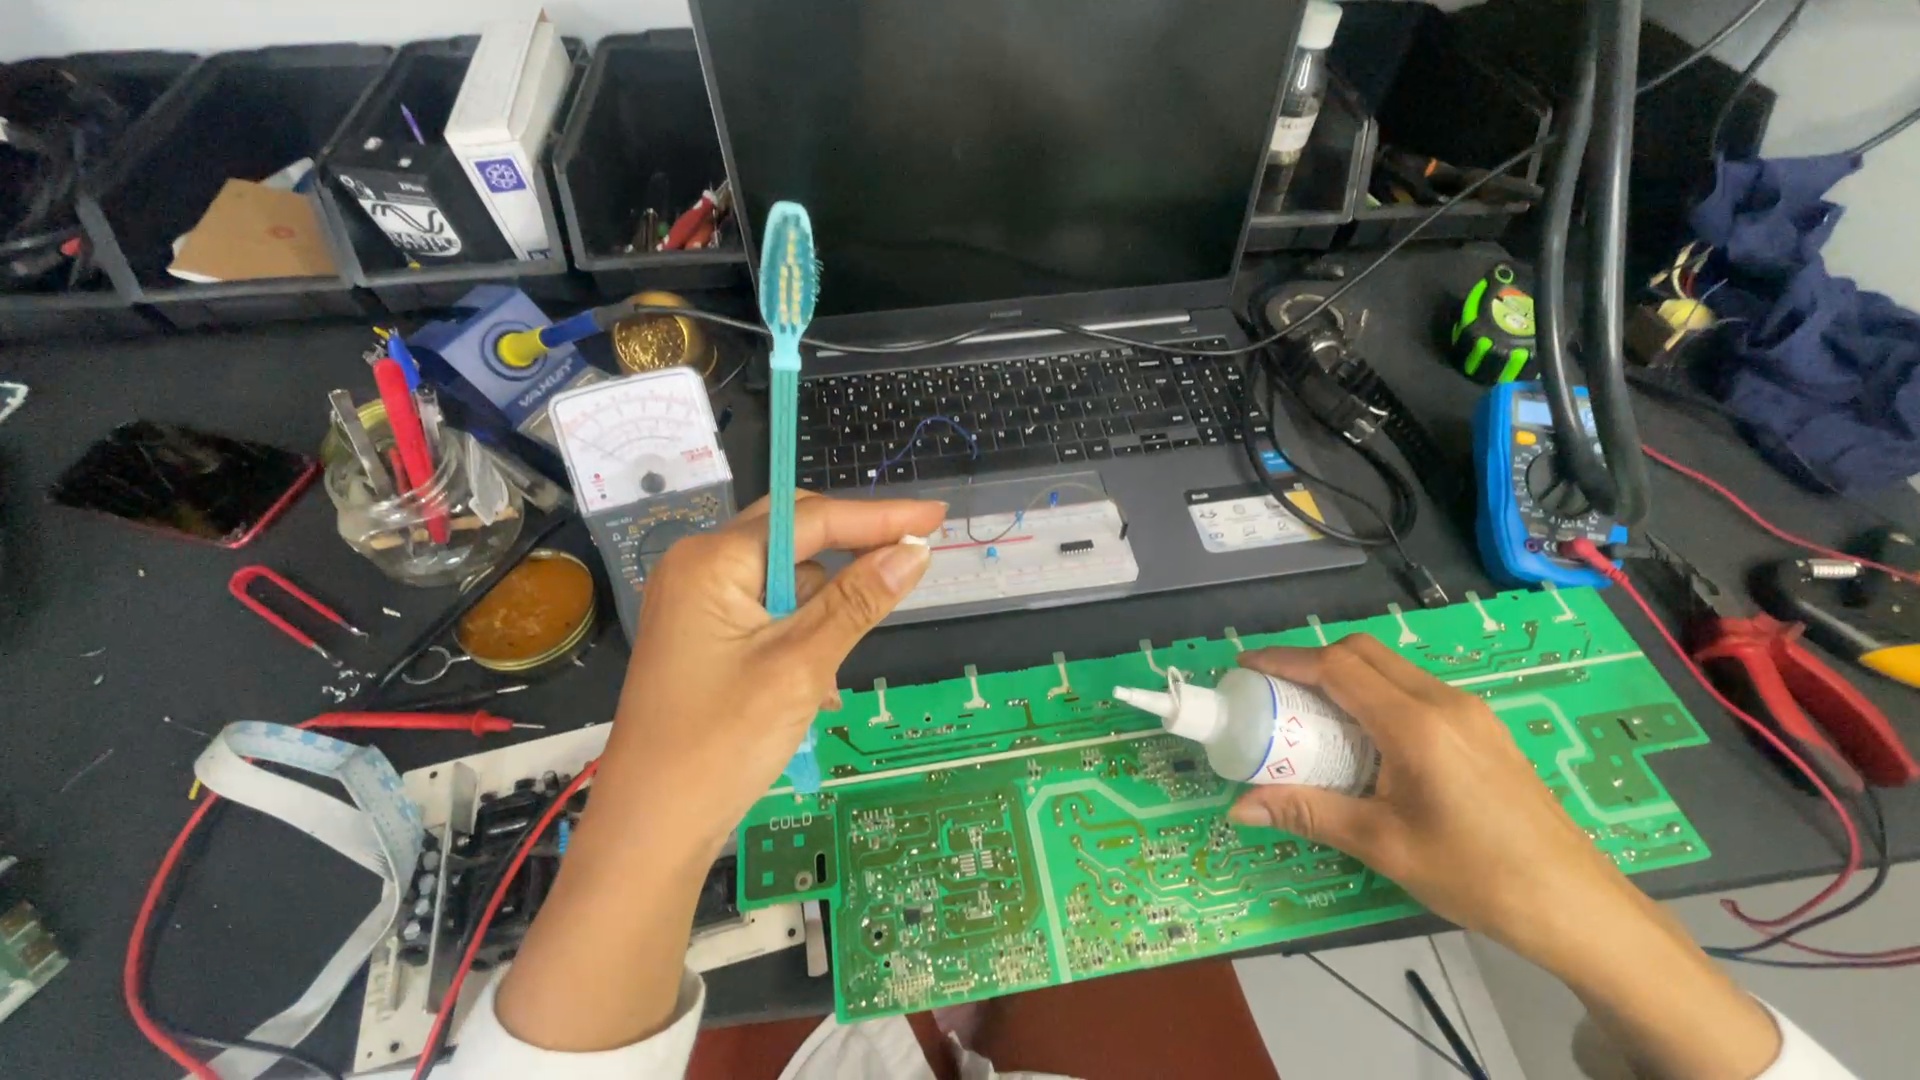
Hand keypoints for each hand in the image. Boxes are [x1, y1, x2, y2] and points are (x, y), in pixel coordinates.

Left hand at [597, 492, 946, 847]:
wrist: (652, 829)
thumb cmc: (721, 743)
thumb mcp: (801, 666)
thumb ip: (859, 601)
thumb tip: (915, 550)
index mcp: (712, 561)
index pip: (812, 519)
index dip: (879, 516)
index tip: (935, 516)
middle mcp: (699, 567)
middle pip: (795, 536)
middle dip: (850, 556)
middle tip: (907, 566)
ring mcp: (698, 603)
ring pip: (786, 580)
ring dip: (824, 611)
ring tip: (830, 672)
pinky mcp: (705, 637)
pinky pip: (769, 613)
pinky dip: (801, 636)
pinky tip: (814, 686)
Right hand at [1225, 634, 1638, 959]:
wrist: (1578, 906)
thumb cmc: (1476, 875)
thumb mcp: (1381, 845)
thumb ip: (1307, 812)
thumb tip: (1238, 807)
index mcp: (1416, 725)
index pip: (1337, 667)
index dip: (1285, 660)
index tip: (1245, 667)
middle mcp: (1443, 702)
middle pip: (1363, 652)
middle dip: (1311, 660)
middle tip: (1273, 691)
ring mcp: (1469, 712)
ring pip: (1392, 667)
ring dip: (1345, 675)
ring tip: (1311, 714)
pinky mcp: (1483, 728)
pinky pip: (1414, 689)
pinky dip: (1375, 693)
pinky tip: (1365, 738)